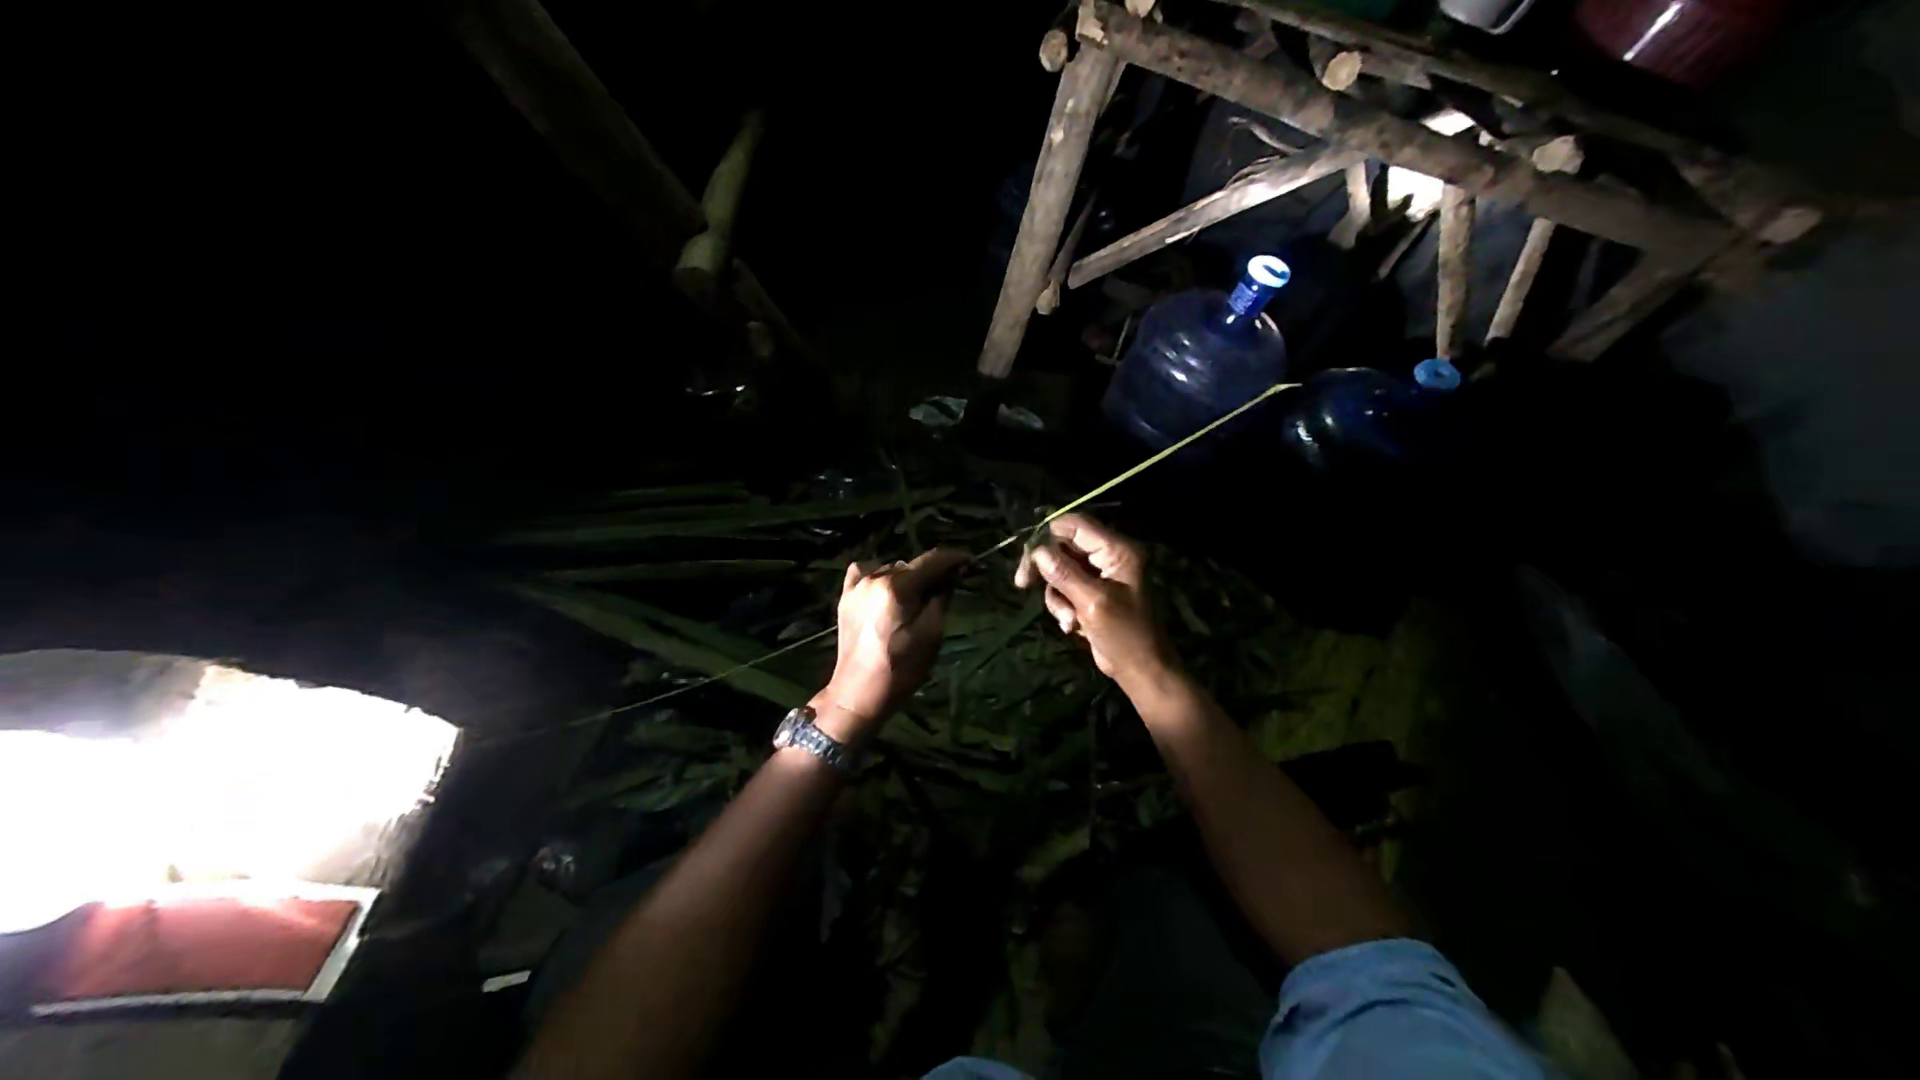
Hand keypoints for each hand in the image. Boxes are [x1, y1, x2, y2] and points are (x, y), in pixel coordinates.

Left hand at [813, 547, 967, 743]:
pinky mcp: (846, 597)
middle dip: (933, 572)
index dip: (955, 558)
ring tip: (918, 598)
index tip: (972, 562)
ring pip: (892, 569)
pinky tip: (888, 591)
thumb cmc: (901, 668)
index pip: (932, 560)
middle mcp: (874, 577)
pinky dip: (881, 576)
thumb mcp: (931, 634)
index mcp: (896, 586)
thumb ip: (942, 596)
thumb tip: (953, 573)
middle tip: (949, 586)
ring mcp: (856, 586)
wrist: (859, 693)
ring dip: (908, 578)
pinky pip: (866, 573)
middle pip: (912, 565)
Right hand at [1013, 514, 1175, 685]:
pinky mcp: (1092, 591)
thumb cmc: (1125, 636)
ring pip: (1060, 569)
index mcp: (1118, 550)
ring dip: (1056, 595)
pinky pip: (1065, 587)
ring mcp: (1101, 574)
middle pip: (1064, 545)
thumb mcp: (1092, 603)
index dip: (1048, 535)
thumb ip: (1064, 574)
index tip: (1027, 557)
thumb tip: (1038, 551)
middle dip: (1046, 568)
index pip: (1075, 525)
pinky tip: (1072, 626)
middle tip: (1022, 583)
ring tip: (1069, 619)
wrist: (1142, 670)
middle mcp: (1109, 556)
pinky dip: (1062, 605)